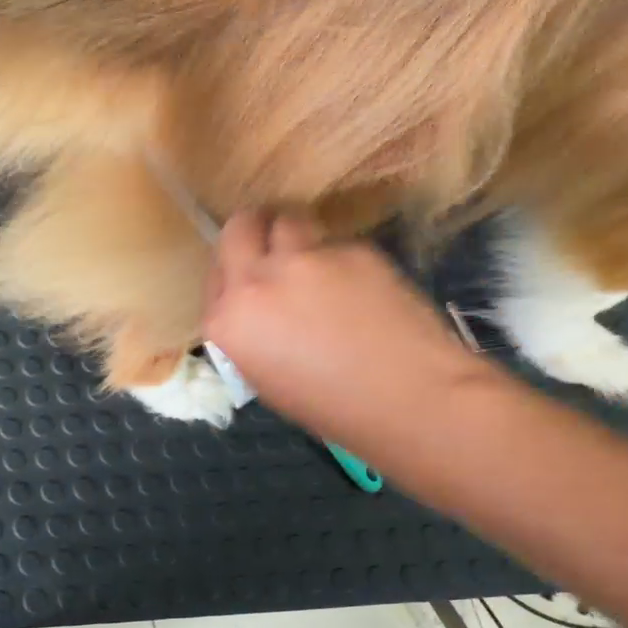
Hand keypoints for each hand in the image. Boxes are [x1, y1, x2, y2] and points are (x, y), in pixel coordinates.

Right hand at [202, 211, 506, 433]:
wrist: (414, 400)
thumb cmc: (332, 406)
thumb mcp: (263, 376)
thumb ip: (246, 328)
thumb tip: (256, 304)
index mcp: (226, 320)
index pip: (213, 274)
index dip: (233, 275)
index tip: (251, 284)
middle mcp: (255, 280)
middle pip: (240, 227)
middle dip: (252, 230)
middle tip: (270, 244)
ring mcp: (303, 260)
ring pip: (288, 220)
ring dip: (294, 235)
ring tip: (317, 261)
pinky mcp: (352, 249)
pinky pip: (335, 243)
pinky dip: (341, 259)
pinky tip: (362, 287)